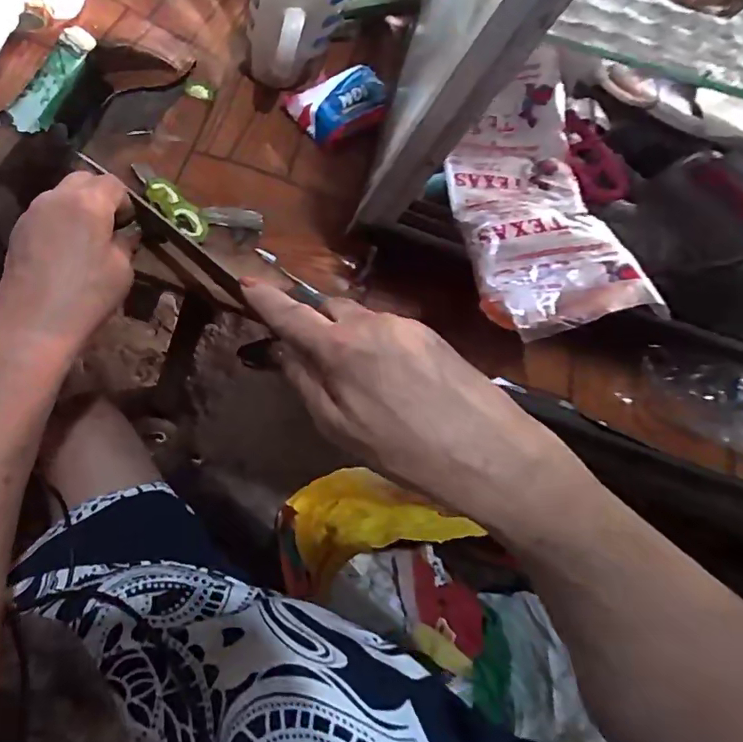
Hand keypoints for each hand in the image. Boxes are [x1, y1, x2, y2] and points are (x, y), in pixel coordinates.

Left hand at [0, 172, 136, 350]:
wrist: (30, 325)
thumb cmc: (85, 297)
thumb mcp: (121, 271)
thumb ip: (125, 243)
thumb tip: (125, 234)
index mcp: (88, 202)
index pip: (112, 183)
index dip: (124, 202)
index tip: (127, 226)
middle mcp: (56, 197)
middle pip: (82, 180)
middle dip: (98, 196)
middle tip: (107, 227)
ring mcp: (32, 212)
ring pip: (60, 195)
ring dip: (75, 208)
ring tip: (83, 241)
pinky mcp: (17, 231)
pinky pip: (44, 214)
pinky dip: (57, 222)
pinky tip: (60, 252)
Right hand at [242, 281, 601, 536]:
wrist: (498, 458)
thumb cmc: (405, 452)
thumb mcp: (337, 427)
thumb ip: (304, 381)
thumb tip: (284, 350)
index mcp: (339, 348)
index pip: (290, 313)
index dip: (264, 297)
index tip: (245, 283)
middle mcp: (370, 323)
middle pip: (325, 307)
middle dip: (310, 321)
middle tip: (308, 354)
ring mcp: (406, 325)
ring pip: (357, 317)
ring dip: (344, 334)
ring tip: (357, 378)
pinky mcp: (433, 334)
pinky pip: (386, 328)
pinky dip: (372, 343)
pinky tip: (389, 380)